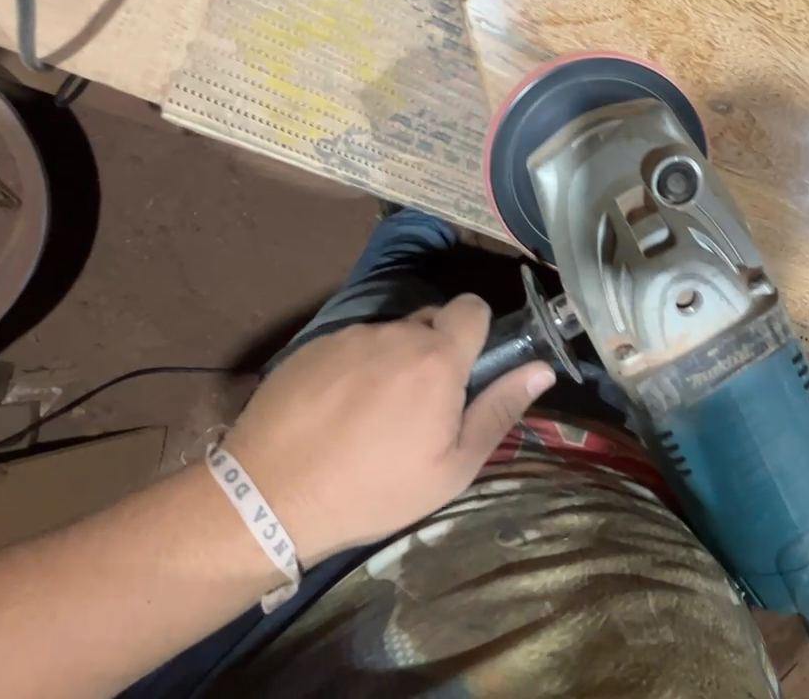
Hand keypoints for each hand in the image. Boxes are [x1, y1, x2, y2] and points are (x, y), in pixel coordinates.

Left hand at [221, 294, 555, 563]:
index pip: (473, 307)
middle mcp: (395, 334)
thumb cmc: (373, 491)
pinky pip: (350, 347)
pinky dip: (353, 369)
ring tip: (370, 416)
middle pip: (430, 322)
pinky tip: (335, 414)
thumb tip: (542, 370)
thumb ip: (499, 410)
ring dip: (393, 361)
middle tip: (420, 405)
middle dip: (435, 351)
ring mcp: (348, 338)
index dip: (477, 331)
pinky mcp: (310, 348)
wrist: (265, 502)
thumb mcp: (452, 468)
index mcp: (437, 358)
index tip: (468, 369)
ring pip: (389, 336)